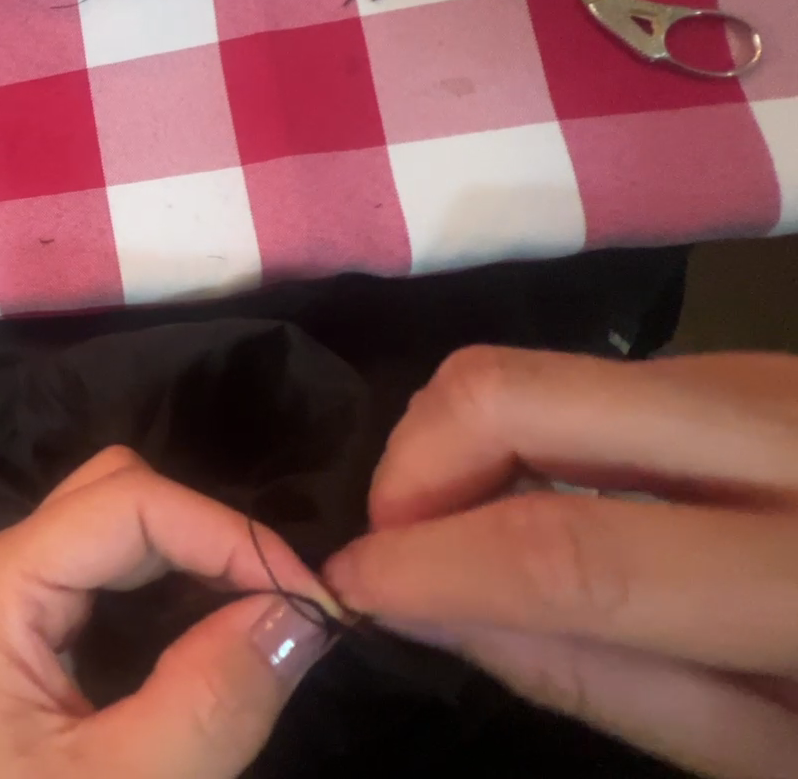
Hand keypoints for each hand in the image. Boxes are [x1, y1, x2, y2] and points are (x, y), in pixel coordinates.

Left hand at [0, 446, 336, 778]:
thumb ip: (207, 701)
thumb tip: (300, 615)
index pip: (124, 501)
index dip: (224, 532)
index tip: (316, 602)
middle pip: (115, 491)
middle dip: (209, 532)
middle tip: (293, 610)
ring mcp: (10, 582)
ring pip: (115, 516)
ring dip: (194, 548)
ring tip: (267, 612)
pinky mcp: (29, 612)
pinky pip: (107, 559)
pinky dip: (170, 572)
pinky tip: (212, 618)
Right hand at [324, 348, 797, 778]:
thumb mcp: (777, 757)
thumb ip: (593, 679)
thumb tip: (409, 608)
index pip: (573, 552)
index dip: (432, 566)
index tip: (347, 584)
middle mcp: (786, 438)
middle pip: (511, 396)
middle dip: (411, 465)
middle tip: (394, 537)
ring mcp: (756, 377)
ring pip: (517, 372)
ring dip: (442, 447)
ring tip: (455, 522)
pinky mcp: (725, 362)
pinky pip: (552, 376)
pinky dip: (496, 436)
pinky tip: (526, 495)